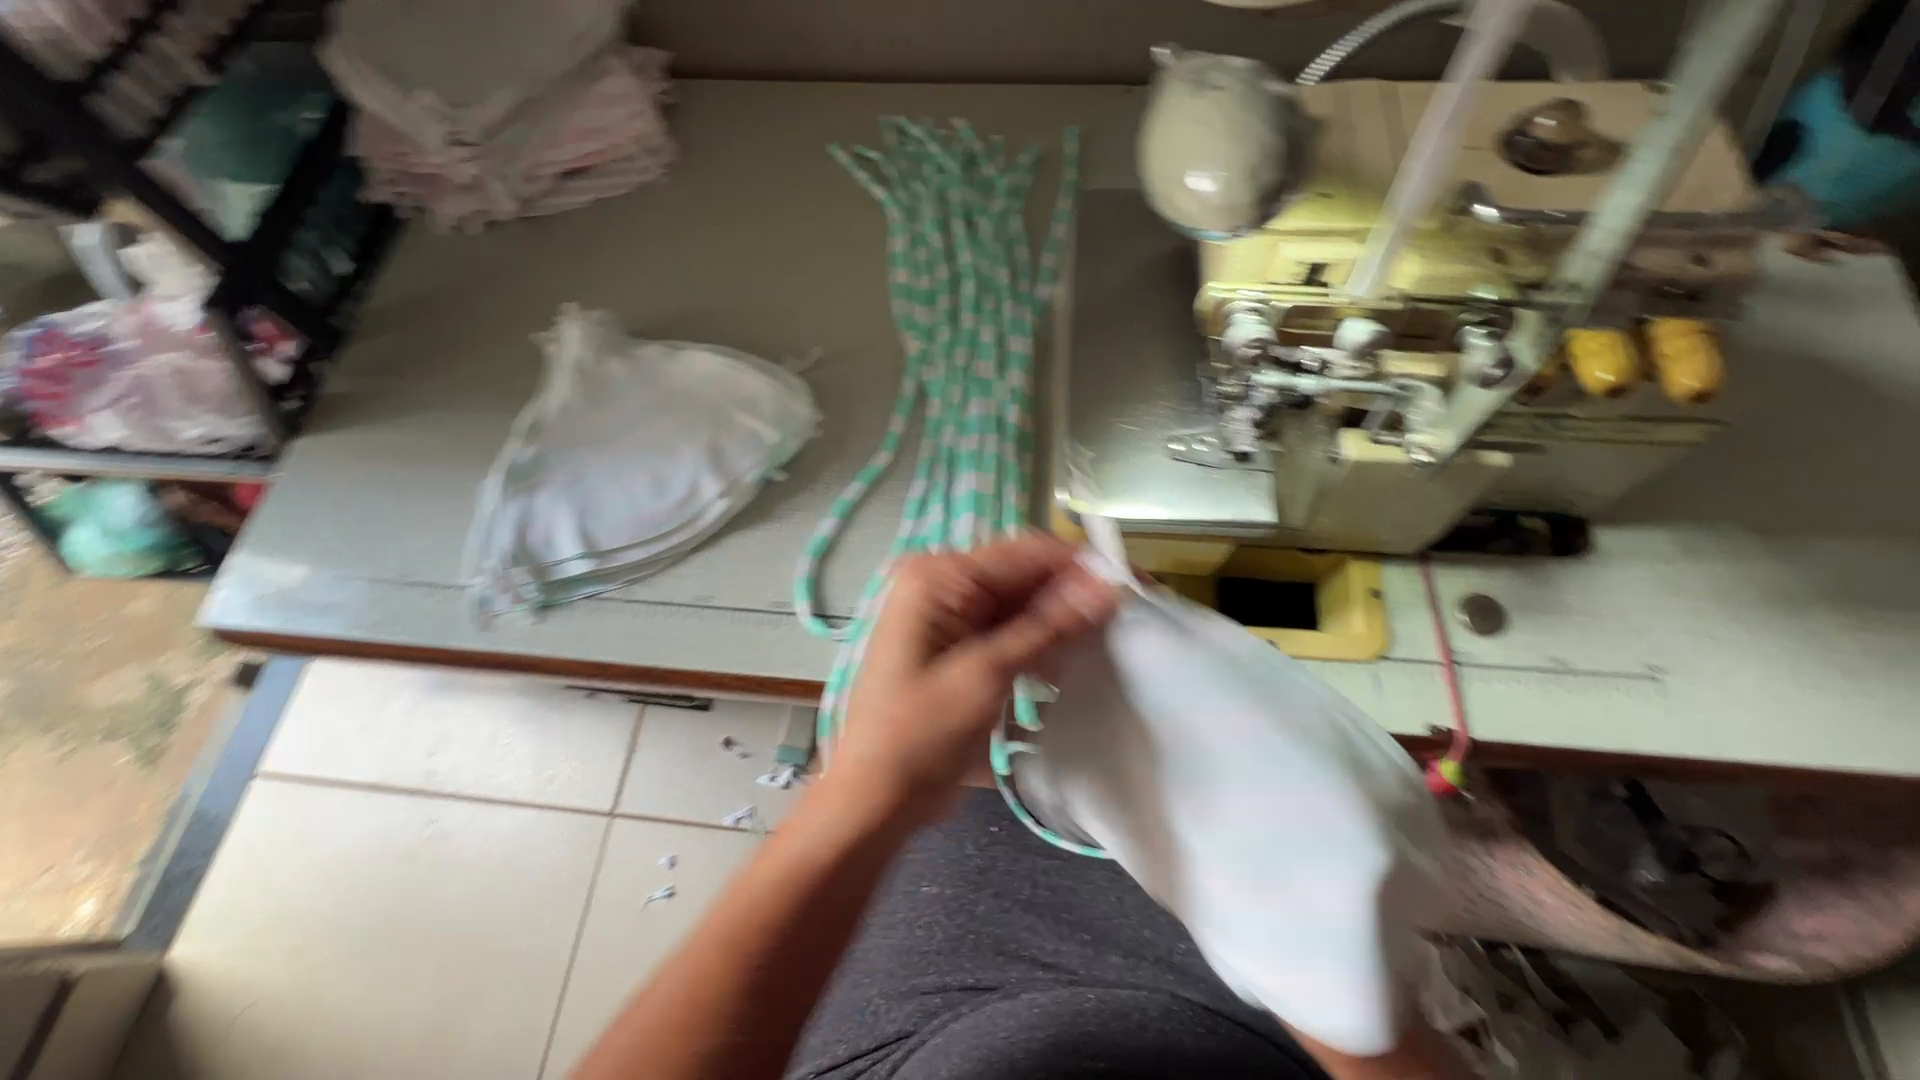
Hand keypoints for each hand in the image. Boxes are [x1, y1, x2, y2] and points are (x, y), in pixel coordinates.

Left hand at [834, 531, 1120, 824]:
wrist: (875, 798)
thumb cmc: (920, 734)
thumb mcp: (986, 674)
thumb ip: (1047, 626)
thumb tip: (1106, 585)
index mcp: (938, 577)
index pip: (1024, 553)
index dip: (1081, 564)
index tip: (1136, 583)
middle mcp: (943, 586)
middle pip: (1025, 577)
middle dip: (1074, 595)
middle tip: (1132, 618)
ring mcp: (951, 620)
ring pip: (1022, 606)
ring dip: (1062, 622)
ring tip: (1114, 641)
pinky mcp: (961, 652)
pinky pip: (1010, 633)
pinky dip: (1041, 644)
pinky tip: (1075, 662)